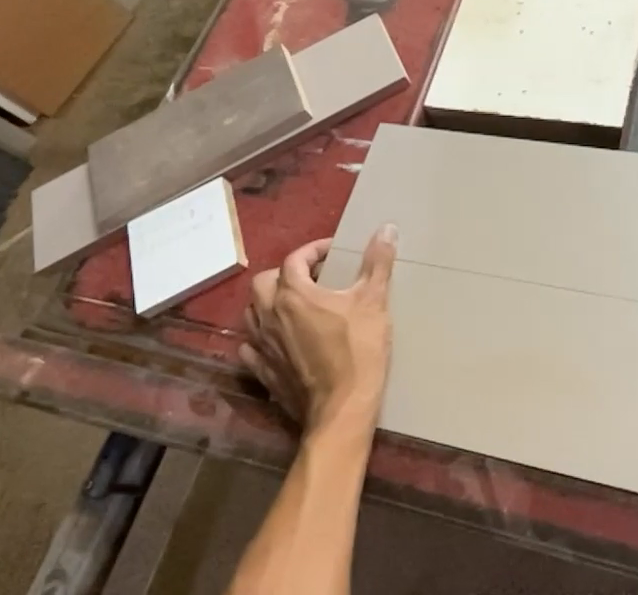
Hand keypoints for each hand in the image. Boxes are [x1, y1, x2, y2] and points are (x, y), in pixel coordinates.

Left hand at [239, 227, 397, 432]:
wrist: (341, 409)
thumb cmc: (358, 351)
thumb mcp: (373, 302)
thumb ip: (377, 263)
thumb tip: (386, 228)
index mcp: (293, 294)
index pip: (295, 259)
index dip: (314, 250)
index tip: (334, 251)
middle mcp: (269, 315)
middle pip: (264, 282)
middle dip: (285, 274)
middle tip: (313, 277)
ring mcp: (263, 346)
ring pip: (252, 313)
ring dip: (269, 303)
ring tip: (296, 305)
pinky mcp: (263, 372)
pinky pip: (251, 348)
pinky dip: (261, 338)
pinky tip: (279, 340)